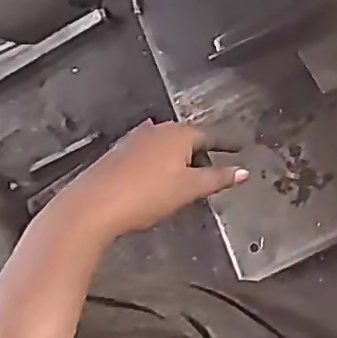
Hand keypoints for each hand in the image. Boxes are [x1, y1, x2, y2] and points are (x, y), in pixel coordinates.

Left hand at [43, 121, 247, 244]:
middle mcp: (156, 131)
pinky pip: (148, 155)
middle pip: (186, 139)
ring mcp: (134, 140)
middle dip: (200, 153)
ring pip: (165, 146)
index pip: (209, 137)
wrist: (93, 206)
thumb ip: (218, 178)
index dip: (225, 146)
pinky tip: (157, 180)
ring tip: (186, 179)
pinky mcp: (117, 155)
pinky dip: (159, 165)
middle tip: (213, 172)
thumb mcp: (189, 189)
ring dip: (178, 160)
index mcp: (178, 134)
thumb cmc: (146, 195)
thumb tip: (243, 171)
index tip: (238, 150)